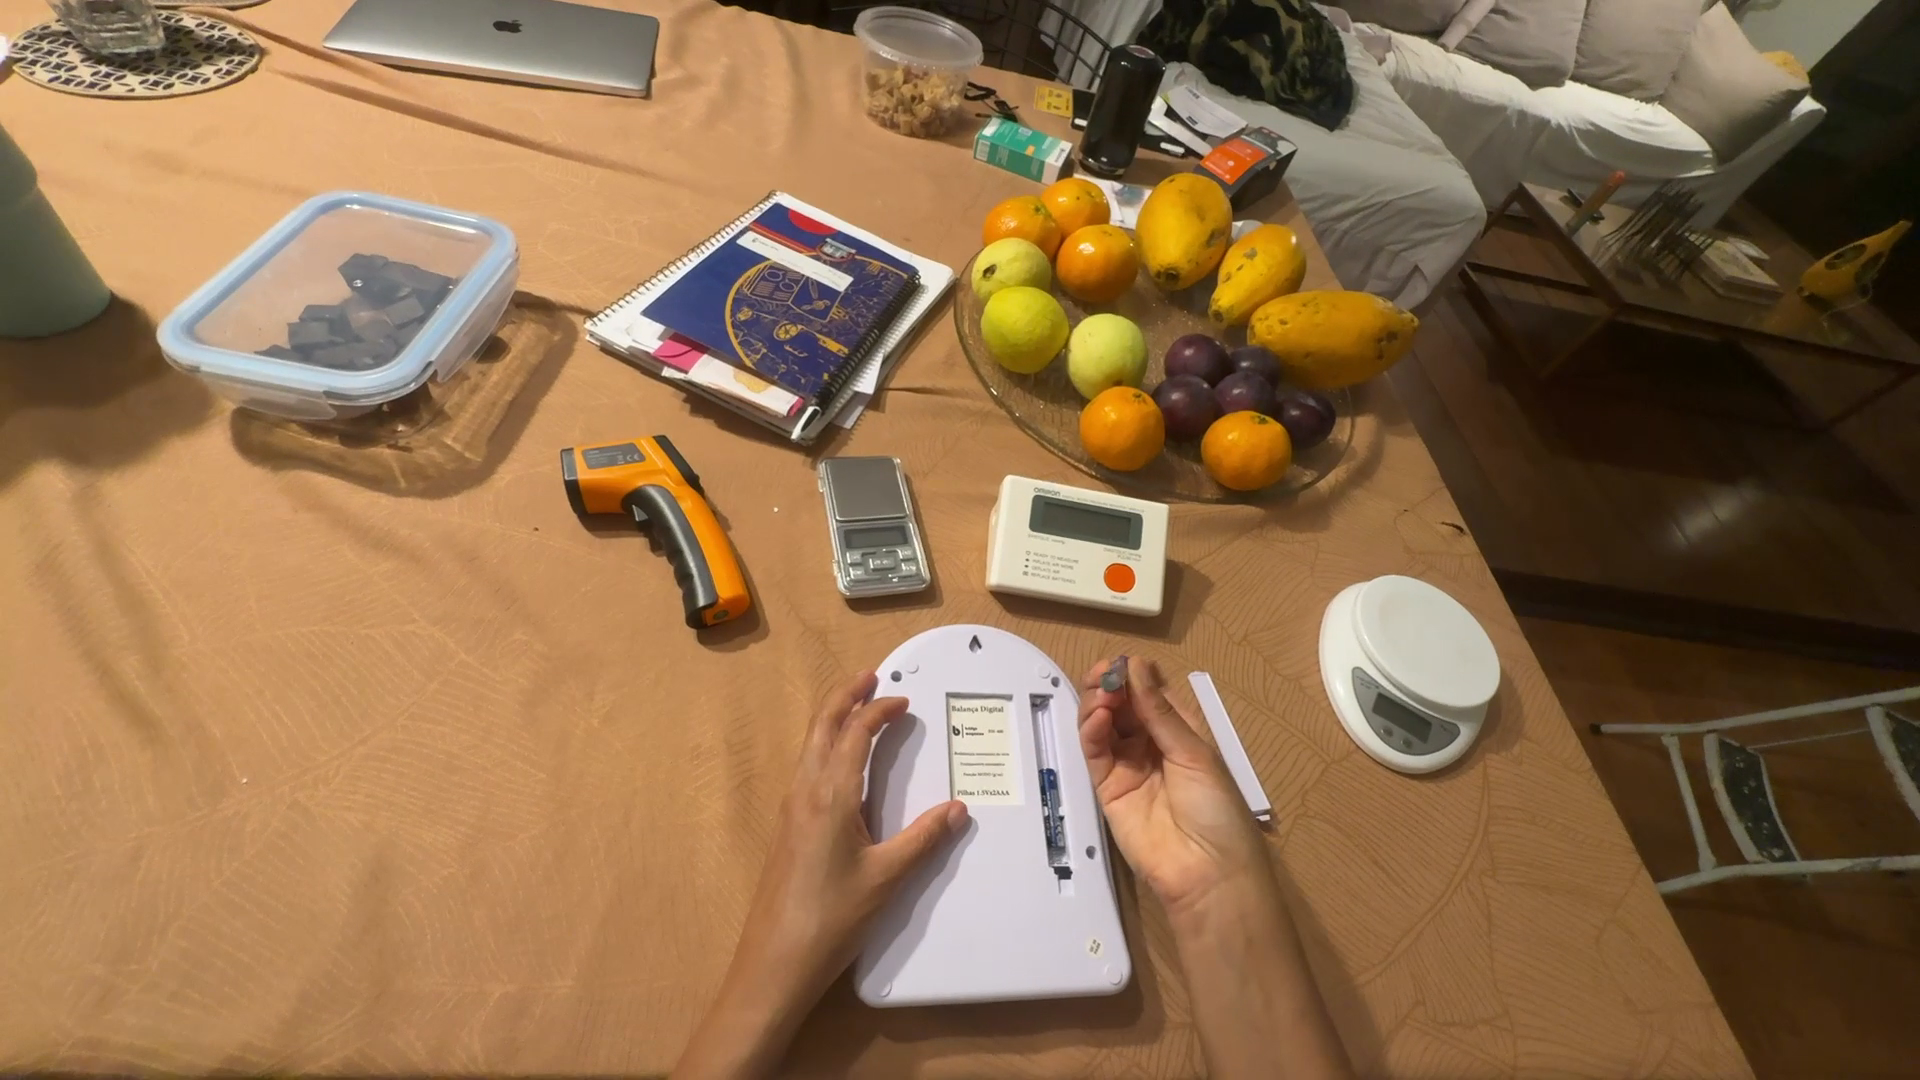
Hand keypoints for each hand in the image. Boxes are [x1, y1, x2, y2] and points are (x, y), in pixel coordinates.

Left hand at [674, 671, 966, 1078]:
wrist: (774, 963)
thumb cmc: (832, 917)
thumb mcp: (887, 878)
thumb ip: (924, 839)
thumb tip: (958, 808)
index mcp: (830, 795)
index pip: (854, 734)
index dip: (878, 710)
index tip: (901, 701)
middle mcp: (805, 792)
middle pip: (821, 726)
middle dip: (844, 696)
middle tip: (868, 677)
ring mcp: (790, 809)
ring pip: (809, 745)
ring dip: (832, 718)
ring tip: (855, 707)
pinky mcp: (787, 827)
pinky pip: (806, 767)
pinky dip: (824, 744)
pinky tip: (837, 763)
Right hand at [1078, 656, 1274, 918]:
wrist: (1207, 874)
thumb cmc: (1216, 809)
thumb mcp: (1195, 753)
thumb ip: (1159, 711)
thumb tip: (1135, 665)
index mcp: (1180, 730)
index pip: (1150, 690)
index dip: (1135, 674)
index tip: (1123, 663)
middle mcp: (1151, 742)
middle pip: (1122, 702)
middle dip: (1110, 684)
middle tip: (1103, 674)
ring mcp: (1126, 763)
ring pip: (1103, 722)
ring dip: (1098, 703)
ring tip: (1101, 696)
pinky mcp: (1106, 785)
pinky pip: (1094, 751)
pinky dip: (1091, 731)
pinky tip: (1097, 719)